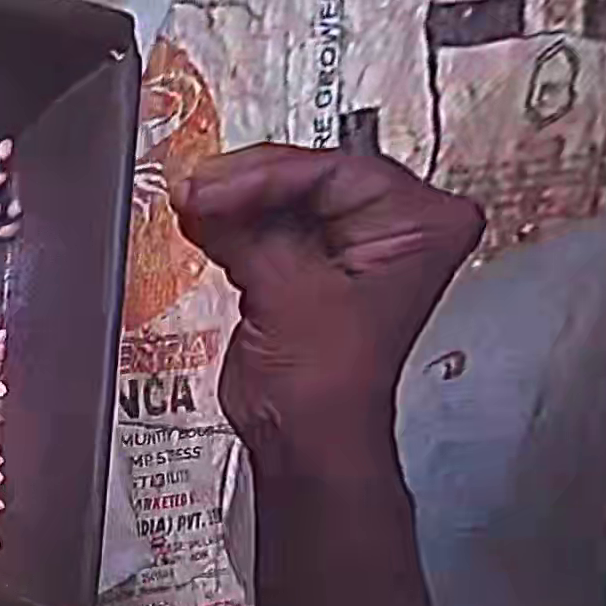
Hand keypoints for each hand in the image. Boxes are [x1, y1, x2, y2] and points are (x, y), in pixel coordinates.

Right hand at [171, 145, 484, 469]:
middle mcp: (386, 229)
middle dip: (246, 186)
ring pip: (282, 208)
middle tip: (193, 186)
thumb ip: (251, 239)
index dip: (266, 176)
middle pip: (309, 183)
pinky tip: (199, 223)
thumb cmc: (320, 375)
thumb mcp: (291, 295)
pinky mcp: (297, 276)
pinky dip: (228, 232)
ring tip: (188, 200)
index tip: (209, 187)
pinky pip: (262, 237)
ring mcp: (339, 253)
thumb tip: (202, 198)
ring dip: (232, 206)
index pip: (336, 172)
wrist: (299, 433)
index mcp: (417, 223)